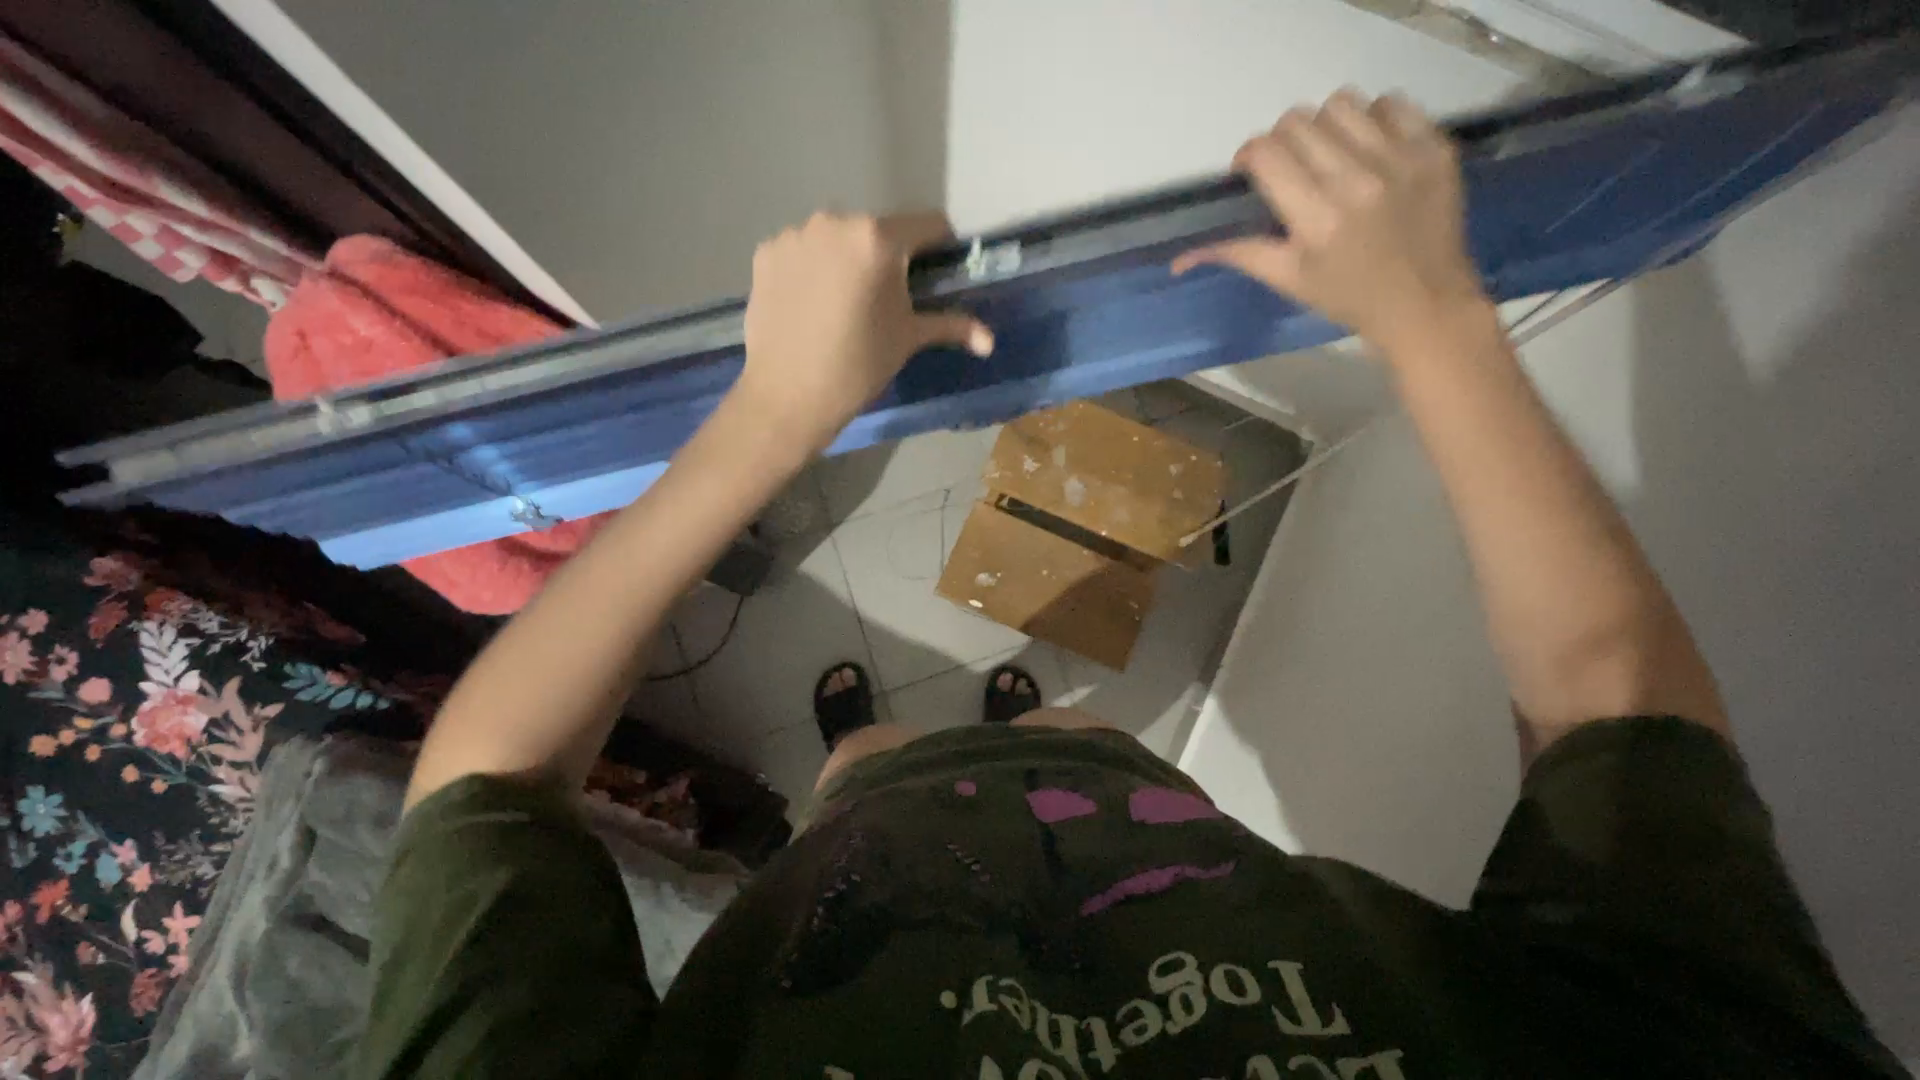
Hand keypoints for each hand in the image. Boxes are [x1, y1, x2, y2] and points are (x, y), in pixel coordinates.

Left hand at [735, 210, 993, 450]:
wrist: (787, 396)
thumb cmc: (858, 366)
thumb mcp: (908, 339)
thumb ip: (950, 326)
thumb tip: (989, 341)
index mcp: (878, 238)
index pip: (927, 224)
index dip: (939, 247)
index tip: (937, 271)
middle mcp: (835, 222)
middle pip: (877, 230)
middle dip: (887, 257)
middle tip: (886, 298)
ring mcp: (795, 235)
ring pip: (836, 238)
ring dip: (847, 259)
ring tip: (843, 303)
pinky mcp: (766, 252)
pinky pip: (802, 251)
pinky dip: (812, 268)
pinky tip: (810, 304)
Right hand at [1173, 90, 1488, 355]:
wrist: (1425, 303)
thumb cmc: (1348, 297)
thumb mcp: (1287, 279)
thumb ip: (1237, 254)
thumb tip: (1179, 258)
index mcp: (1316, 217)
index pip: (1265, 152)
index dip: (1250, 155)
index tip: (1253, 170)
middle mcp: (1356, 180)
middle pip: (1298, 121)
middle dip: (1283, 140)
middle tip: (1291, 166)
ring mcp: (1400, 159)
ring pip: (1341, 104)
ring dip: (1325, 124)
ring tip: (1331, 152)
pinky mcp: (1433, 148)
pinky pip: (1391, 104)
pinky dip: (1373, 119)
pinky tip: (1371, 148)